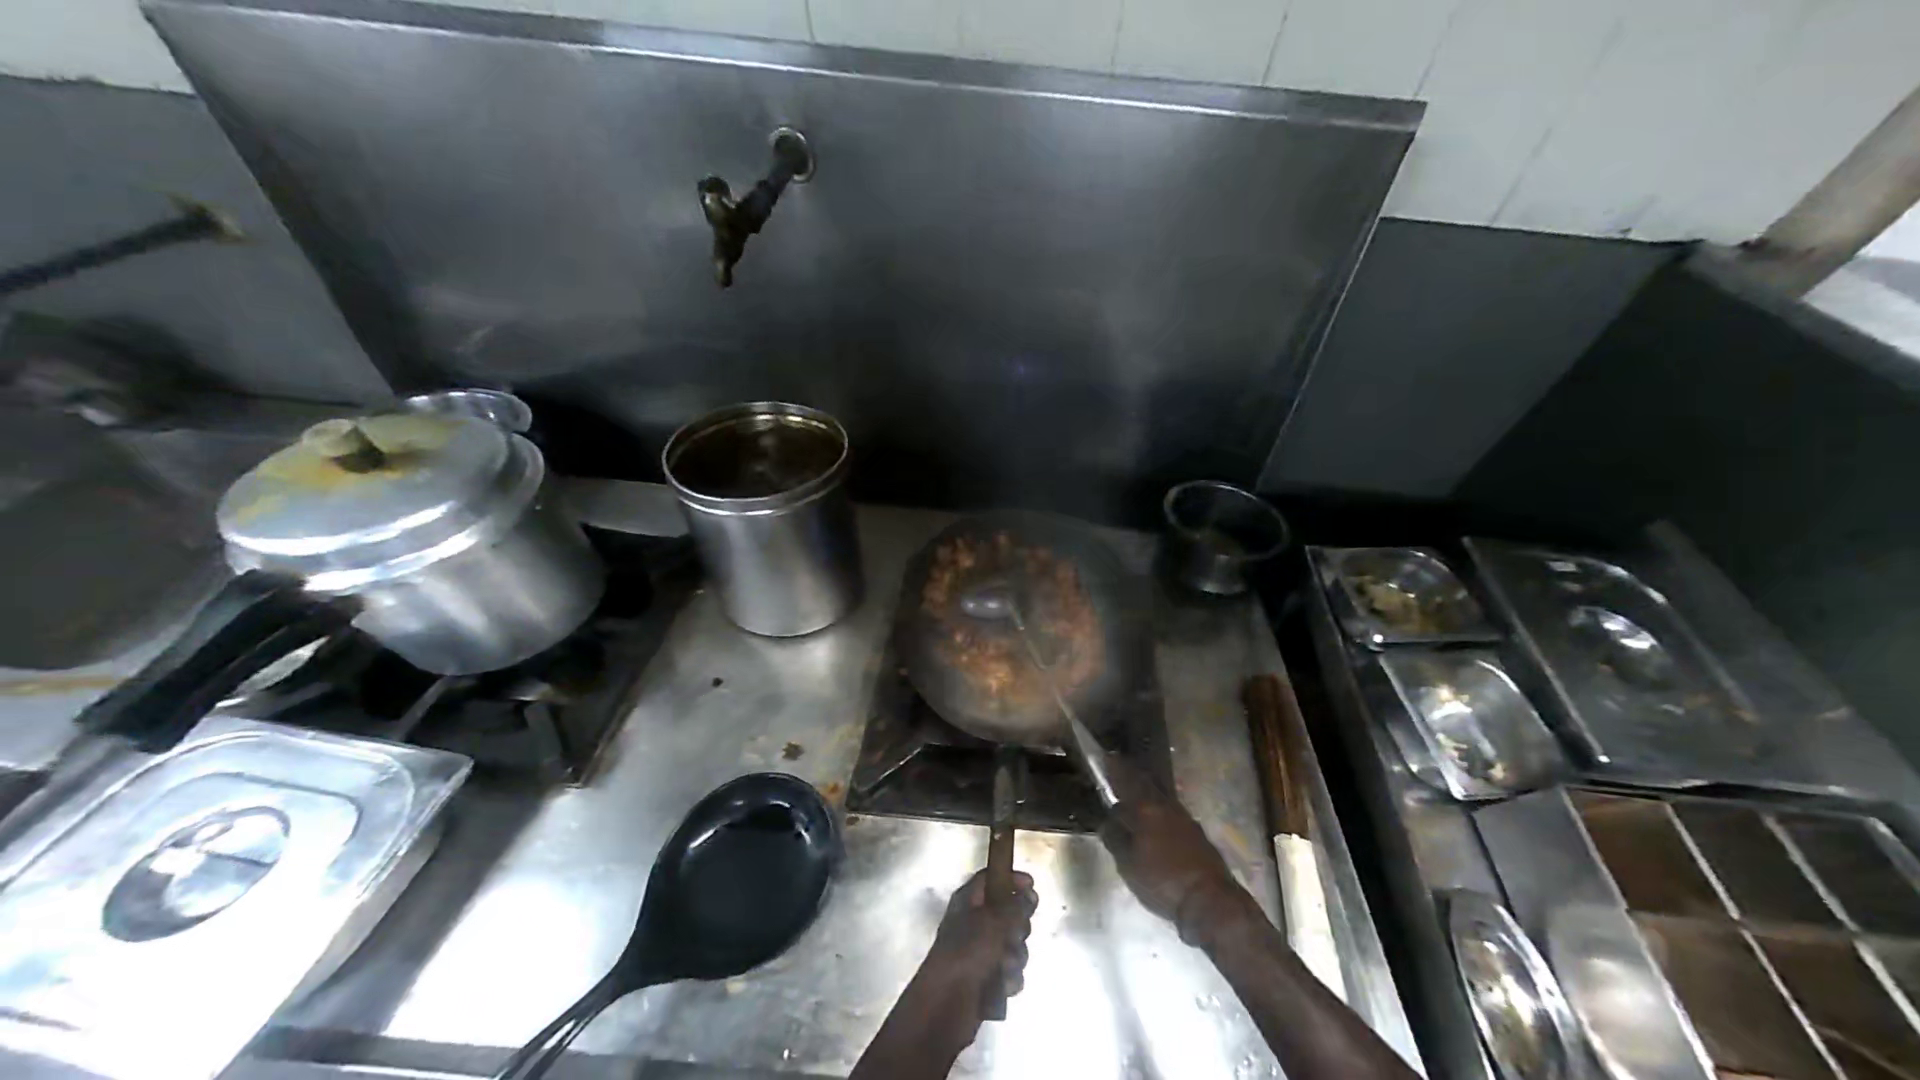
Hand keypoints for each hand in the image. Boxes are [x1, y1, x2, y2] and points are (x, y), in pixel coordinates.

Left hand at [851, 869, 1037, 1078]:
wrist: (945, 1005)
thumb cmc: (966, 952)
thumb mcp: (994, 922)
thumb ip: (1016, 905)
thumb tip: (1030, 892)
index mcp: (969, 901)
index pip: (992, 878)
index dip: (1012, 878)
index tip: (1032, 886)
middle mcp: (974, 923)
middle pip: (1009, 913)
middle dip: (1018, 928)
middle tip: (1013, 936)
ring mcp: (980, 952)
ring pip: (1013, 945)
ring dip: (1015, 957)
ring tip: (1003, 967)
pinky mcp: (987, 979)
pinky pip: (1010, 972)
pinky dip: (1009, 979)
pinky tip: (1003, 986)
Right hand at [1100, 759, 1250, 944]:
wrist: (1210, 900)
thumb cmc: (1163, 882)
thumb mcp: (1128, 865)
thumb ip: (1116, 839)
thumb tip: (1108, 821)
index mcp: (1145, 810)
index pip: (1125, 782)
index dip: (1114, 770)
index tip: (1106, 757)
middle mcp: (1166, 807)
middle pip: (1145, 785)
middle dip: (1131, 776)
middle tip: (1119, 767)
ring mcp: (1185, 819)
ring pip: (1160, 798)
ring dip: (1146, 792)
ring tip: (1134, 793)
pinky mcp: (1197, 834)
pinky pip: (1171, 812)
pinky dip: (1159, 809)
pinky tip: (1156, 818)